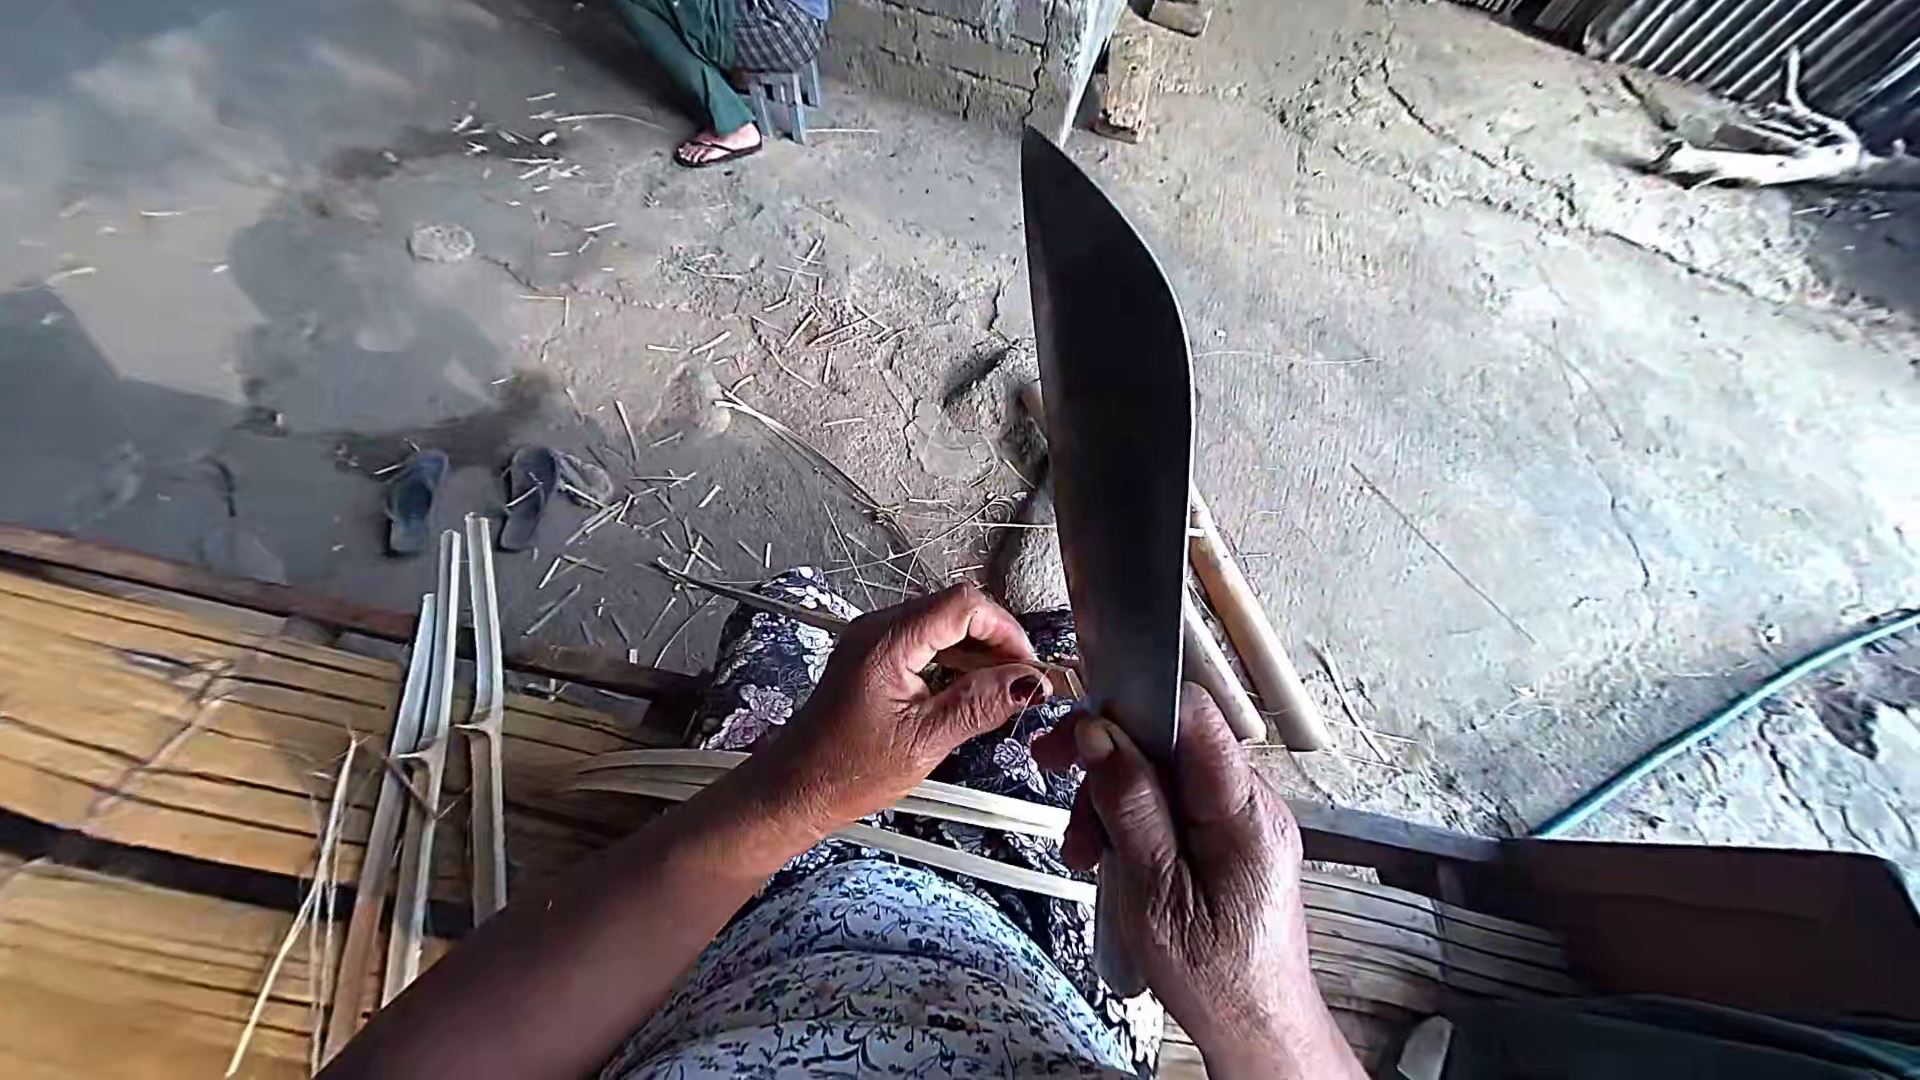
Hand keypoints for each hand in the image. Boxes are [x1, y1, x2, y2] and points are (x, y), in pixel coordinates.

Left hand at [757, 584, 1050, 832]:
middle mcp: (878, 626)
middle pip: (955, 607)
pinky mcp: (876, 651)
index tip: (1027, 665)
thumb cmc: (847, 772)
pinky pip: (927, 639)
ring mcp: (875, 636)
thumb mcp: (925, 741)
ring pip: (944, 621)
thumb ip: (980, 705)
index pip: (962, 604)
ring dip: (978, 650)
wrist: (796, 788)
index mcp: (886, 641)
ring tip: (1000, 687)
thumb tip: (1028, 682)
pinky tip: (969, 687)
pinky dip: (956, 657)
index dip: (1004, 629)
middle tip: (1020, 679)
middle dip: (995, 639)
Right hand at [1033, 684, 1363, 1079]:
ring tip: (1081, 842)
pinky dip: (1125, 808)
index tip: (1082, 728)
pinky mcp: (1220, 825)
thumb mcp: (1155, 895)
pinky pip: (1164, 791)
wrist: (1257, 1031)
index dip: (1134, 703)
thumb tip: (1098, 733)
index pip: (1194, 713)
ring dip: (1107, 789)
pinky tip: (1103, 845)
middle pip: (1165, 734)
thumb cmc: (1215, 979)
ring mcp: (1234, 810)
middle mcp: (1247, 797)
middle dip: (1103, 748)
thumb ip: (1129, 806)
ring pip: (1157, 762)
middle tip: (1050, 762)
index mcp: (1242, 810)